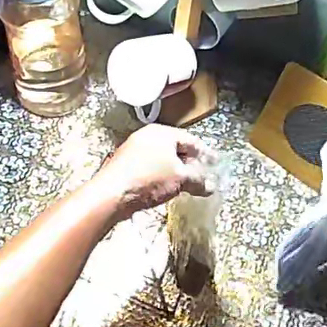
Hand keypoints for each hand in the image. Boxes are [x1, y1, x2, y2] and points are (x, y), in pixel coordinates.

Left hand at [89, 124, 216, 217]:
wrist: (111, 194)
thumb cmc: (148, 179)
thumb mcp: (180, 178)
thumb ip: (198, 180)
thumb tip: (210, 186)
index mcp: (161, 132)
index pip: (191, 140)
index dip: (205, 153)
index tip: (215, 162)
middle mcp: (146, 137)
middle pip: (176, 148)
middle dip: (191, 163)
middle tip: (203, 175)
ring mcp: (134, 151)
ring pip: (162, 159)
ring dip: (176, 171)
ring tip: (186, 185)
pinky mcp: (126, 166)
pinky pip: (151, 168)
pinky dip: (162, 176)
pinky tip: (167, 189)